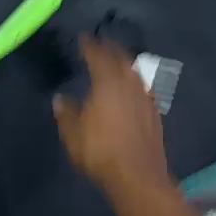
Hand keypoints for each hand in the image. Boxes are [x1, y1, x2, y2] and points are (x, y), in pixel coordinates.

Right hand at [51, 37, 172, 197]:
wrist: (138, 177)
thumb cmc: (100, 151)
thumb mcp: (72, 133)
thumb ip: (67, 112)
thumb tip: (61, 98)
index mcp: (107, 83)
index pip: (98, 57)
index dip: (90, 46)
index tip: (83, 37)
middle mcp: (130, 85)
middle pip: (122, 60)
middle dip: (111, 49)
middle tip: (102, 43)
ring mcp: (146, 100)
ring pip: (136, 73)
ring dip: (126, 64)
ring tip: (118, 61)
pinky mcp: (155, 115)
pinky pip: (144, 88)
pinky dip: (135, 82)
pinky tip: (133, 88)